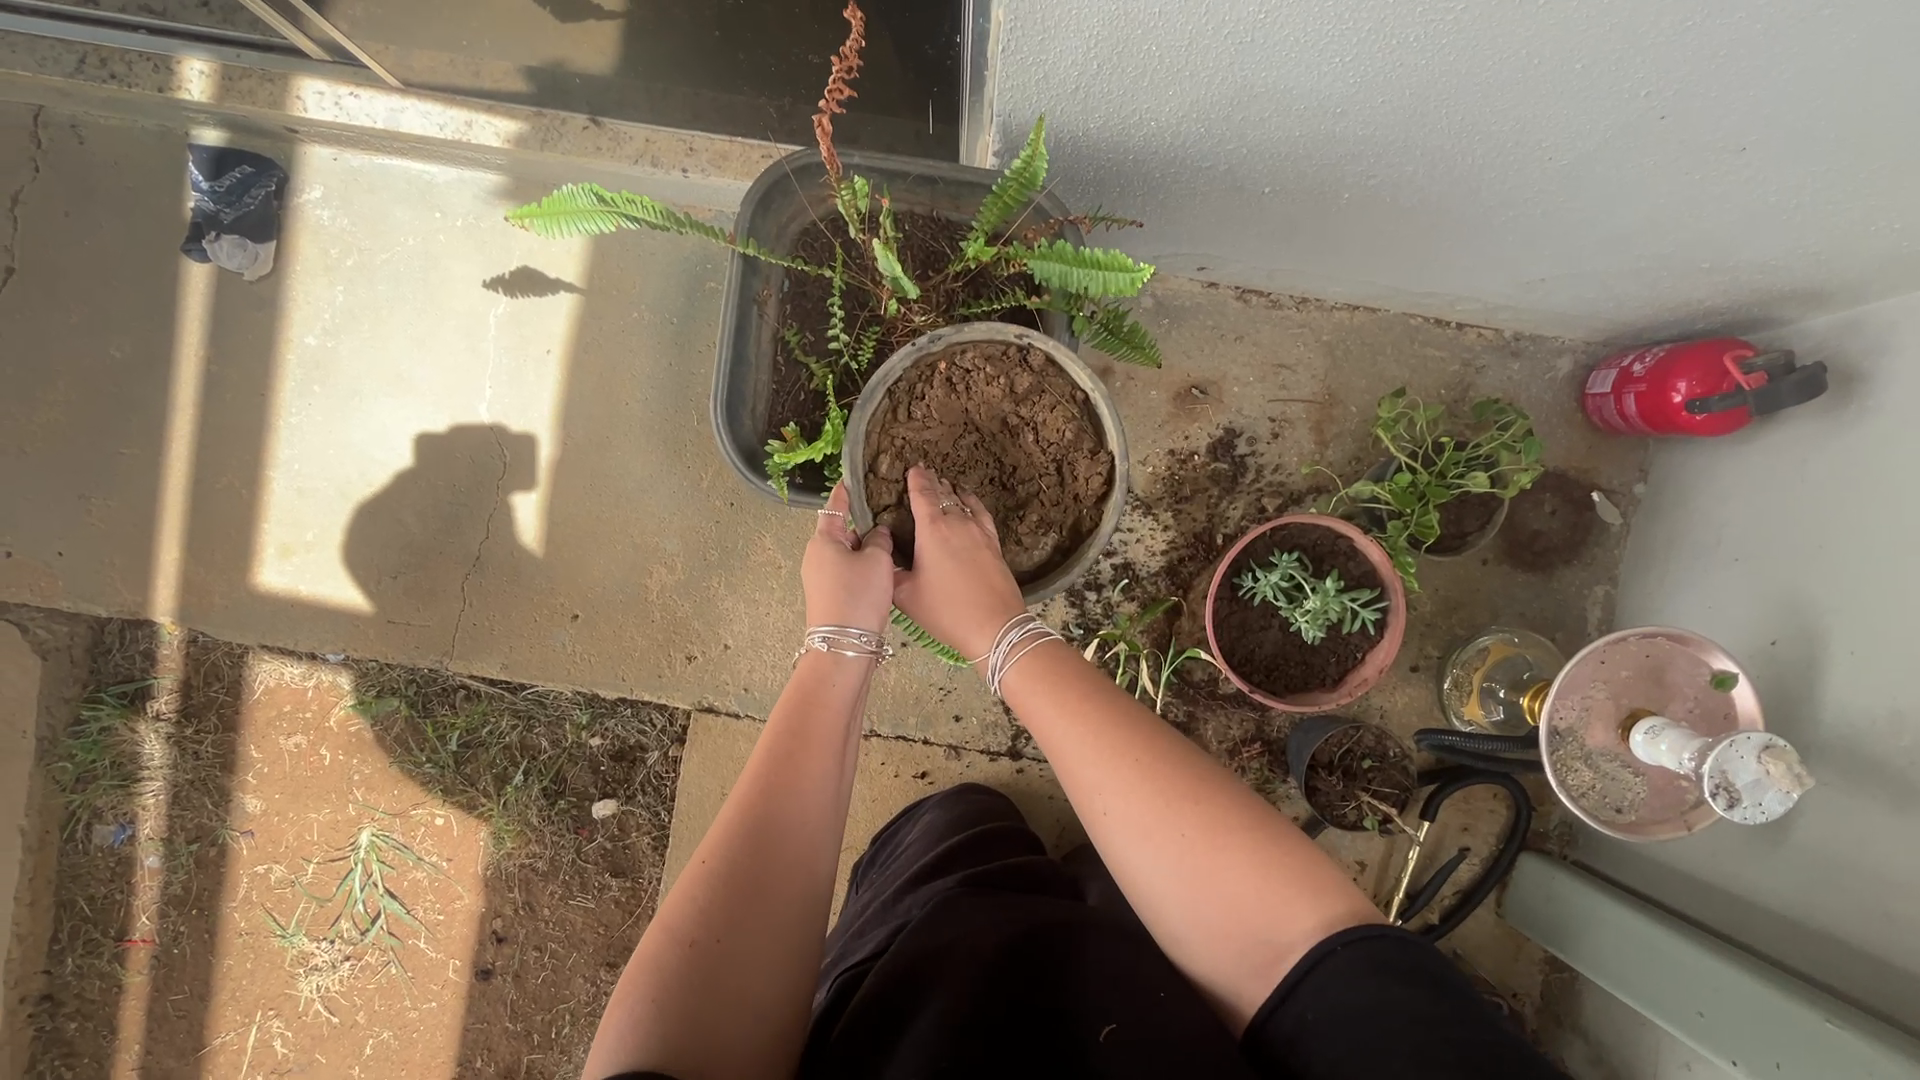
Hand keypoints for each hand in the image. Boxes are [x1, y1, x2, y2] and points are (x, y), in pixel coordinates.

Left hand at [804, 483, 896, 633]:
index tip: (852, 478)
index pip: (835, 506)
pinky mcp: (830, 595)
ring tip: (893, 542)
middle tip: (888, 513)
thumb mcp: (877, 560)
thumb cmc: (858, 595)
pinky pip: (849, 572)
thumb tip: (879, 533)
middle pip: (843, 531)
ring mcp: (821, 577)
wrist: (844, 645)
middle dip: (864, 524)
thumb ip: (880, 539)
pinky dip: (865, 567)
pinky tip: (884, 570)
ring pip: (848, 553)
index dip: (846, 491)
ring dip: (867, 549)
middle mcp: (817, 556)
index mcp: (823, 539)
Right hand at [892, 465, 1026, 660]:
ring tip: (945, 484)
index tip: (913, 468)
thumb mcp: (906, 596)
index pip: (923, 495)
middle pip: (944, 494)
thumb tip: (884, 560)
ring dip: (952, 491)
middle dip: (933, 482)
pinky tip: (970, 502)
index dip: (916, 479)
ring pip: (963, 502)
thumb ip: (891, 573)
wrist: (994, 626)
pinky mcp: (994, 544)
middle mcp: (957, 523)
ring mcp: (979, 532)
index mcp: (932, 530)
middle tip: (926, 472)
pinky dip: (973, 503)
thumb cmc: (946, 612)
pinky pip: (981, 514)